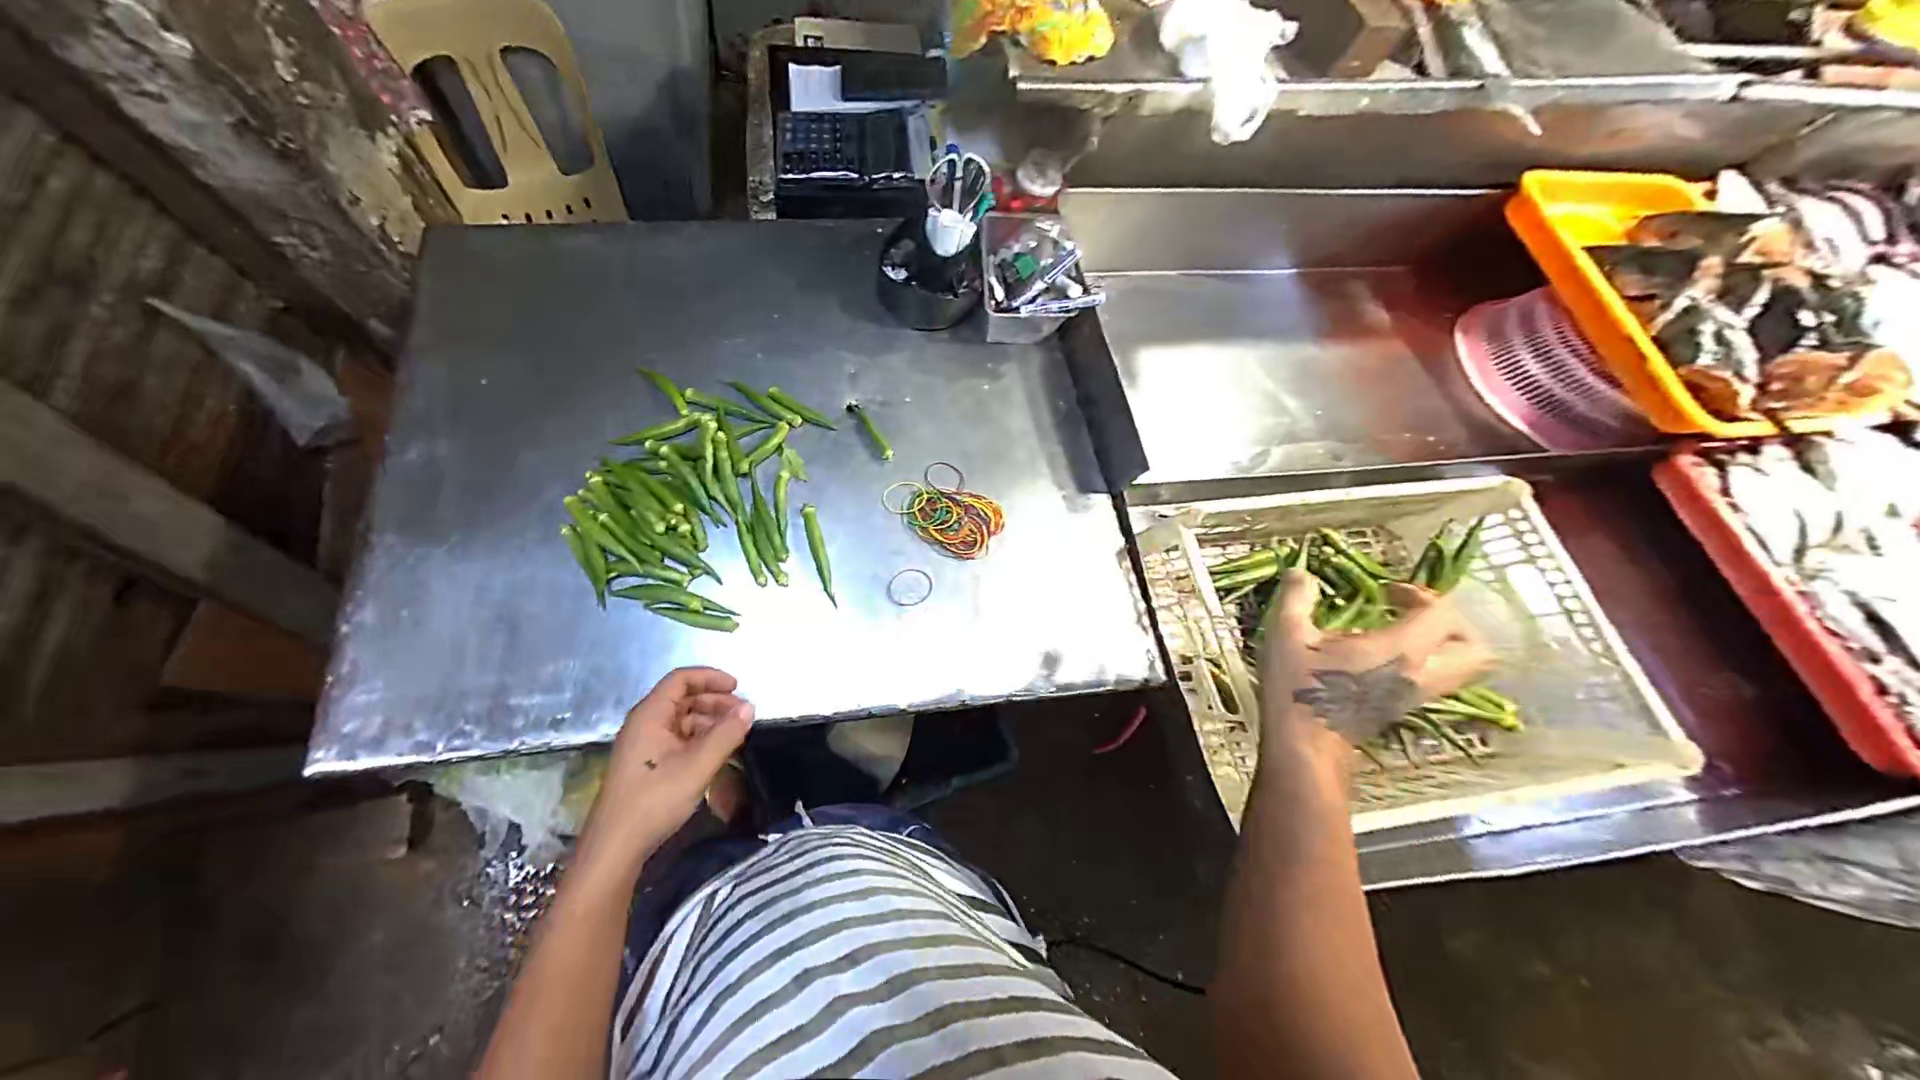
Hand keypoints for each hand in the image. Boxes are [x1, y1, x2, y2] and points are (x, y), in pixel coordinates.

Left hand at [574, 667, 753, 880]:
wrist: (616, 846)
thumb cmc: (654, 800)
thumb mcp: (697, 766)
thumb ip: (726, 734)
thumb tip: (749, 708)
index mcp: (650, 715)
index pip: (680, 680)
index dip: (710, 677)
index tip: (737, 688)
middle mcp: (645, 724)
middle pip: (683, 698)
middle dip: (715, 701)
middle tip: (743, 715)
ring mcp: (645, 745)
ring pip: (683, 720)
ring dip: (710, 721)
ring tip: (736, 735)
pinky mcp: (648, 765)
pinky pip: (679, 739)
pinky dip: (701, 739)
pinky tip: (718, 753)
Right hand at [1259, 570, 1492, 757]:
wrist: (1303, 745)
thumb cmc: (1298, 687)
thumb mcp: (1287, 634)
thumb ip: (1297, 597)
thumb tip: (1302, 573)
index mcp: (1401, 651)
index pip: (1442, 613)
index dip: (1420, 594)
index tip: (1386, 591)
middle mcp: (1421, 673)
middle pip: (1474, 647)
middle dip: (1451, 622)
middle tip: (1414, 612)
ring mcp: (1416, 695)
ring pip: (1463, 669)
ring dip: (1444, 644)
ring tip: (1404, 631)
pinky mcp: (1405, 708)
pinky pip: (1438, 679)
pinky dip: (1425, 661)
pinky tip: (1384, 655)